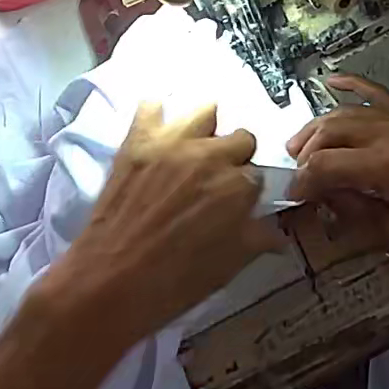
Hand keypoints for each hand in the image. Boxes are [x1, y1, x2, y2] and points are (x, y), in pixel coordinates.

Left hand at [40, 103, 281, 344]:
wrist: (111, 279)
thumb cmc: (174, 282)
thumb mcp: (227, 267)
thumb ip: (255, 239)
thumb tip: (276, 233)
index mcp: (238, 187)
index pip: (257, 174)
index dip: (246, 189)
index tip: (235, 201)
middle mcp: (211, 155)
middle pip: (240, 137)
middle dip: (234, 156)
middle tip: (216, 178)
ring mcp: (173, 141)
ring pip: (205, 110)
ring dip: (206, 128)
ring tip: (194, 149)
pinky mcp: (139, 138)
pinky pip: (151, 105)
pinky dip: (156, 116)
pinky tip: (156, 133)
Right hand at [287, 76, 388, 281]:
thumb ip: (353, 211)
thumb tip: (316, 195)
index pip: (329, 163)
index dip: (304, 180)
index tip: (290, 196)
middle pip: (331, 132)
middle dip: (306, 153)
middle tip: (295, 176)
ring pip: (346, 113)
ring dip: (319, 128)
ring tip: (300, 150)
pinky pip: (377, 94)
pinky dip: (353, 84)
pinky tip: (331, 80)